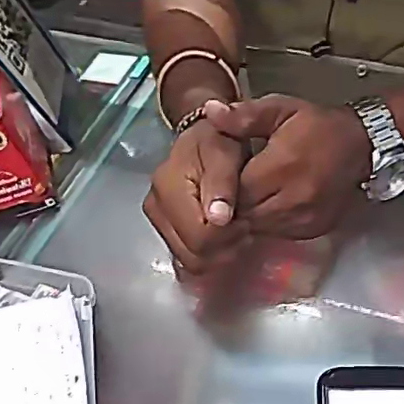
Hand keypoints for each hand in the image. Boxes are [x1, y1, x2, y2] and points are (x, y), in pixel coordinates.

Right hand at [144, 102, 246, 272]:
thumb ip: (222, 182)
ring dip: (220, 255)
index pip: (200, 236)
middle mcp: (156, 209)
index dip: (229, 236)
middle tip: (245, 227)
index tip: (246, 220)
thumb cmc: (218, 142)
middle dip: (225, 248)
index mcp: (167, 188)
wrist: (204, 140)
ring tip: (237, 231)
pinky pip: (190, 261)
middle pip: (194, 256)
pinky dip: (211, 256)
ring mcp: (159, 225)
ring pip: (192, 263)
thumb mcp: (225, 151)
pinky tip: (225, 239)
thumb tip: (218, 218)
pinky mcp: (166, 234)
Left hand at [204, 95, 370, 241]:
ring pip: (260, 227)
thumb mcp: (280, 110)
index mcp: (282, 166)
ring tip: (255, 194)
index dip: (226, 186)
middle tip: (239, 186)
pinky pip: (279, 234)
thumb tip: (209, 112)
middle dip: (237, 202)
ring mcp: (305, 217)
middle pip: (246, 212)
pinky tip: (272, 205)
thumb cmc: (316, 126)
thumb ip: (244, 116)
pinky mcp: (312, 229)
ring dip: (252, 215)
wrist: (360, 146)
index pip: (236, 191)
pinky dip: (269, 223)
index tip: (227, 175)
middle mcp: (294, 197)